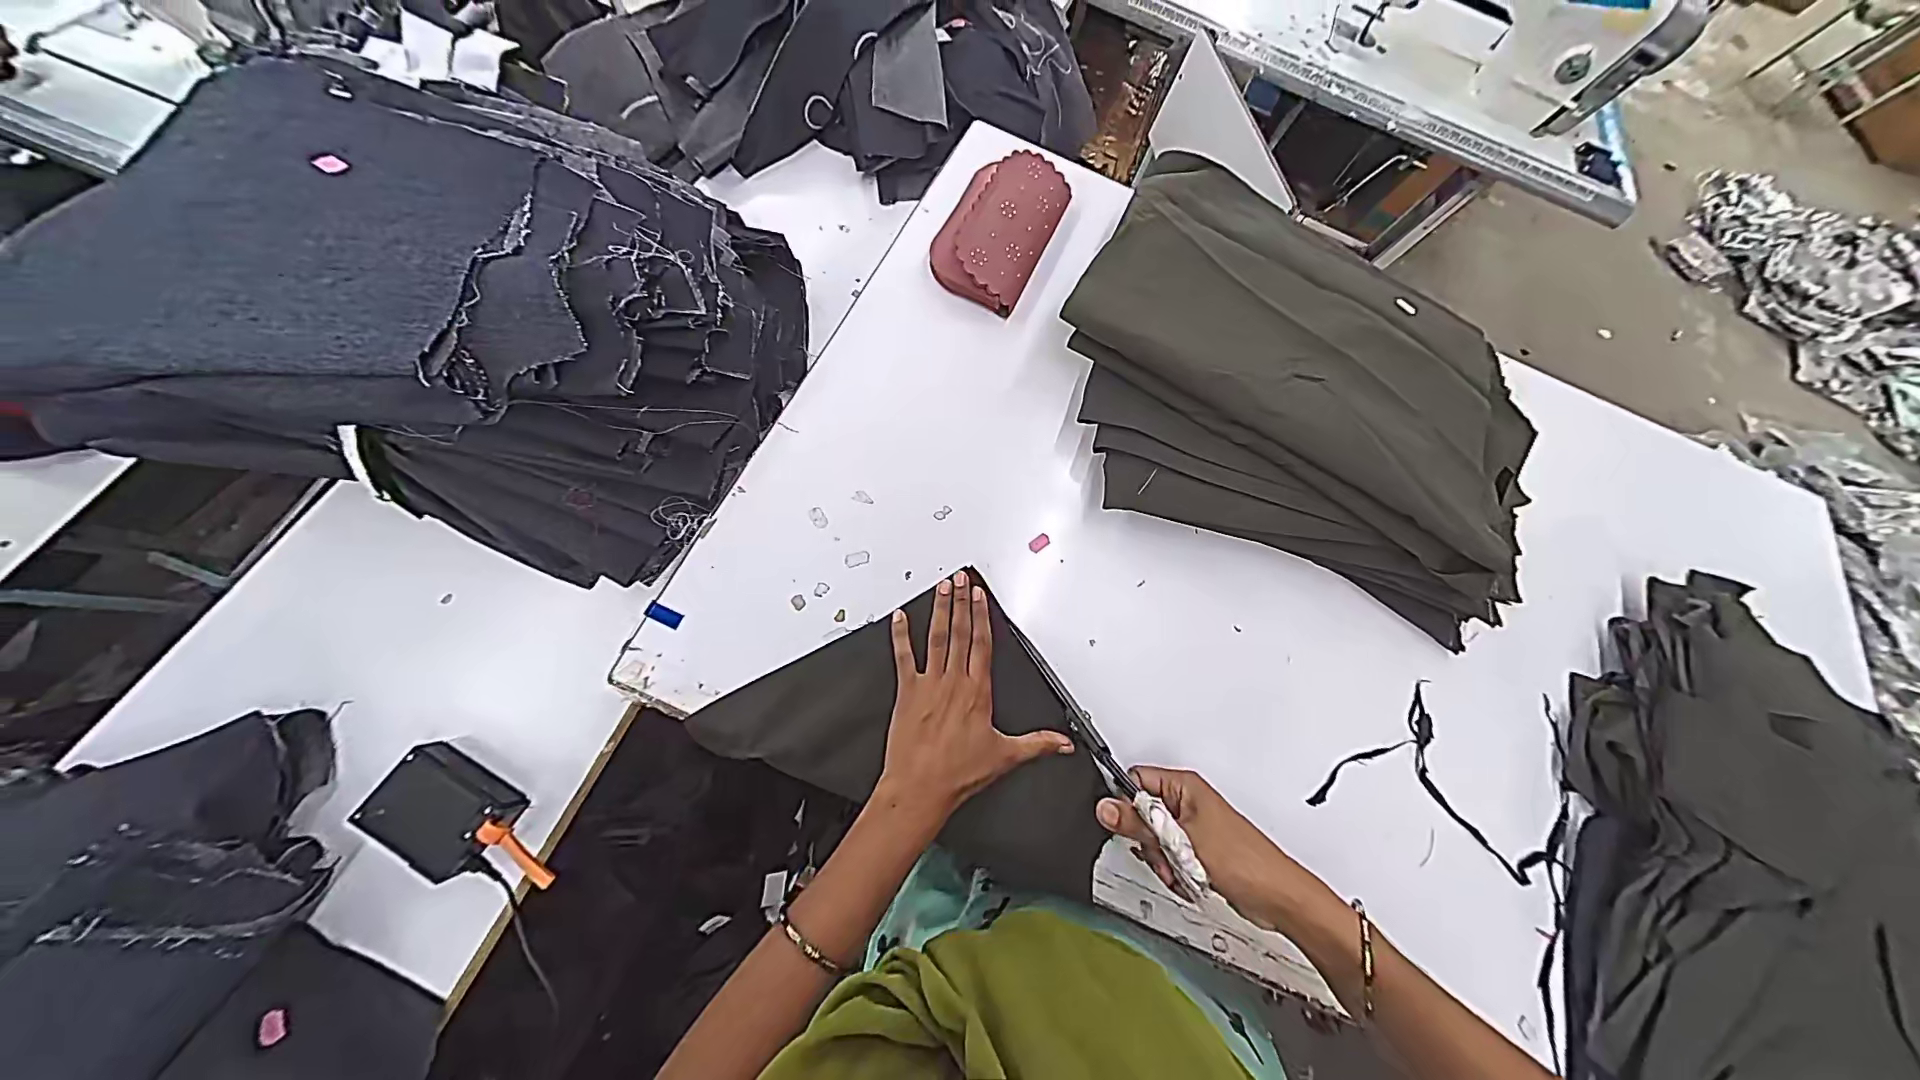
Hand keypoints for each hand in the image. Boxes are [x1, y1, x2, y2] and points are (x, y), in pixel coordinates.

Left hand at [876, 571, 1073, 821]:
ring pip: (936, 638)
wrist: (919, 788)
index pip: (982, 643)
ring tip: (941, 588)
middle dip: (961, 602)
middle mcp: (953, 682)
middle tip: (961, 578)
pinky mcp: (907, 693)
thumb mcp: (1005, 756)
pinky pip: (903, 657)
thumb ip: (1038, 744)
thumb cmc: (957, 773)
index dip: (981, 615)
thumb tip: (1062, 743)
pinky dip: (900, 636)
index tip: (979, 595)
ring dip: (939, 610)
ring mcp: (928, 684)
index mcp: (977, 692)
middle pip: (960, 632)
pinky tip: (899, 619)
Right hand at [1096, 767, 1331, 932]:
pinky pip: (1168, 856)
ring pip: (1153, 837)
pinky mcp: (1196, 850)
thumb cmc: (1245, 862)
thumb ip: (1138, 824)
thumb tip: (1106, 808)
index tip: (1126, 825)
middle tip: (1162, 852)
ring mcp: (1192, 827)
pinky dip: (1172, 870)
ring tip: (1180, 869)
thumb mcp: (1180, 842)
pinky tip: (1186, 878)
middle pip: (1141, 812)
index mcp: (1184, 785)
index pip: (1134, 780)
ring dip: (1161, 860)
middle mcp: (1187, 801)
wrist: (1278, 898)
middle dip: (1147, 840)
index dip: (1126, 804)